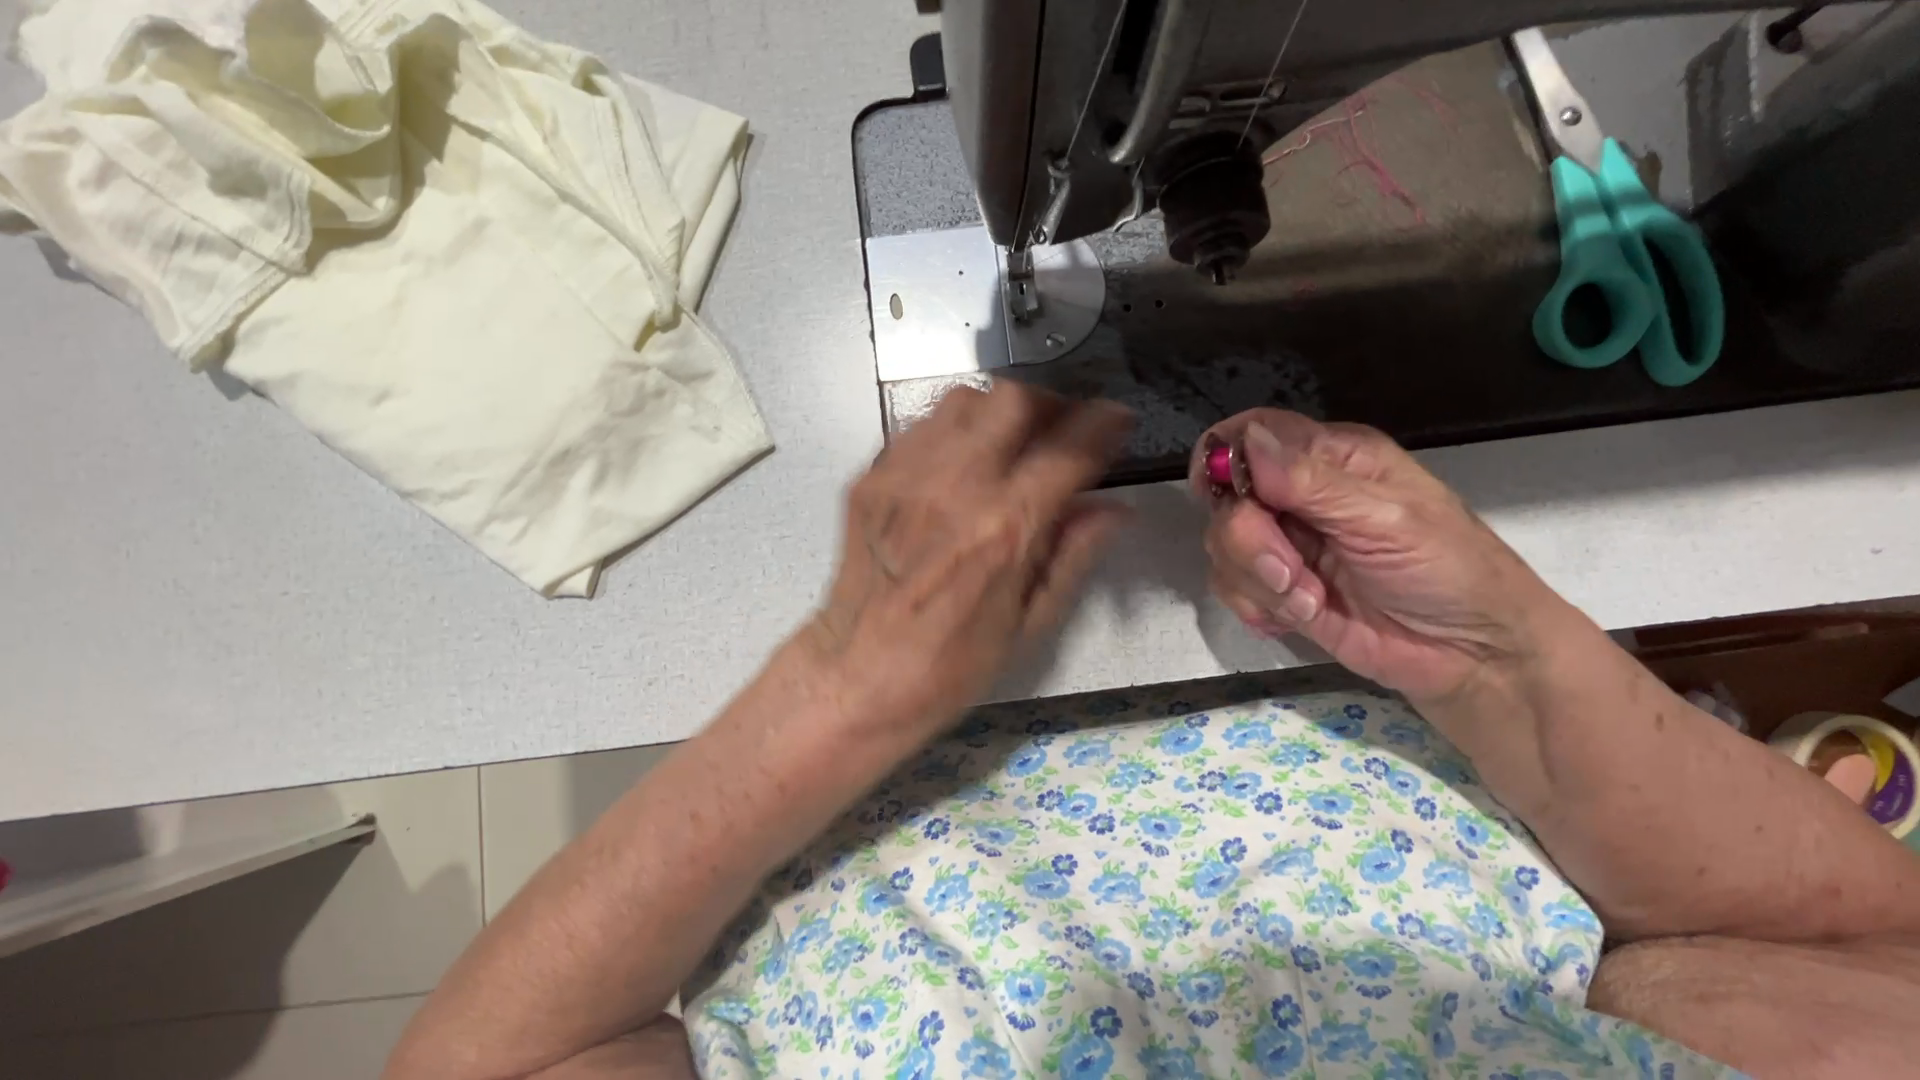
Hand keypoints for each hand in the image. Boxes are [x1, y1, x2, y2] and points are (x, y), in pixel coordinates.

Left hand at [798, 381, 1133, 738]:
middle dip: (1052, 404)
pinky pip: (921, 426)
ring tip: (1012, 441)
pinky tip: (962, 462)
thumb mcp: (1030, 623)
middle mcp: (954, 488)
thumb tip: (1115, 509)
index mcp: (1003, 529)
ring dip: (1000, 411)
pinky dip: (954, 430)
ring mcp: (905, 477)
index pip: (1068, 449)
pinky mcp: (871, 478)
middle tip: (1064, 428)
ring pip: (964, 400)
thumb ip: (1074, 554)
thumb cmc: (951, 665)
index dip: (1104, 424)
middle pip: (1014, 400)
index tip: (1117, 420)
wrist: (859, 677)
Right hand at [1192, 409, 1562, 703]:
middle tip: (1291, 576)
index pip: (1251, 434)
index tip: (1223, 494)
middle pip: (1226, 499)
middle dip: (1248, 543)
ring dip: (1258, 582)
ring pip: (1223, 547)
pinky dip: (1256, 607)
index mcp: (1331, 459)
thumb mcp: (1386, 520)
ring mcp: (1285, 546)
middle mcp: (1297, 495)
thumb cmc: (1448, 571)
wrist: (1470, 655)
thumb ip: (1311, 482)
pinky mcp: (1278, 591)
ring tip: (1310, 602)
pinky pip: (1231, 589)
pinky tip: (1297, 617)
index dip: (1224, 458)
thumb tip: (1248, 441)